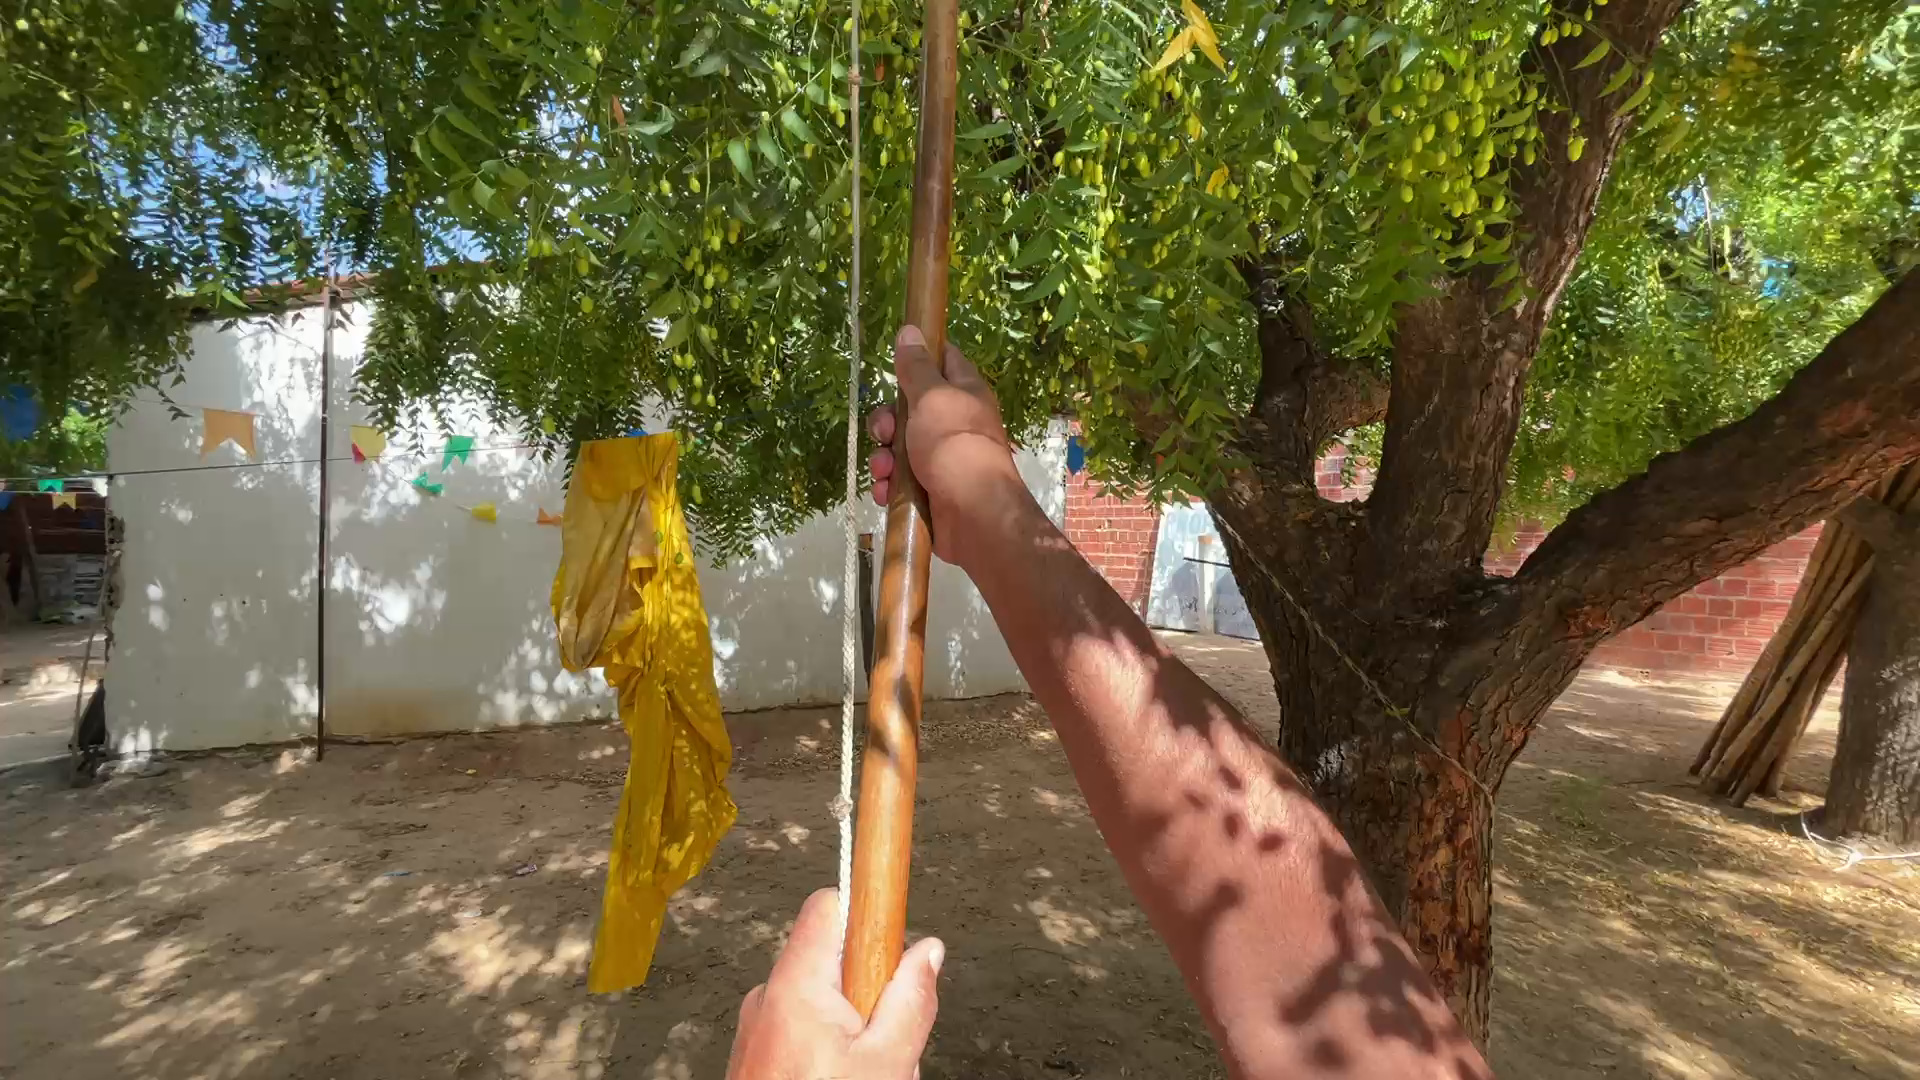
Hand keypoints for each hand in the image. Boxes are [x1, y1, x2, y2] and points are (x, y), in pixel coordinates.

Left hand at [725, 888, 944, 1079]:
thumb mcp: (886, 1066)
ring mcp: (756, 1026)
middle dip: (868, 986)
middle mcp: (767, 996)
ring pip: (820, 996)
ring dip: (851, 1023)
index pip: (828, 904)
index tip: (891, 941)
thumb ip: (912, 1000)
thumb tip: (930, 950)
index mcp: (795, 985)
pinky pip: (800, 1026)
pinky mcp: (754, 1054)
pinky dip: (826, 1045)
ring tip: (864, 1072)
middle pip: (831, 955)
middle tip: (883, 1035)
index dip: (865, 912)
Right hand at [868, 325, 1033, 567]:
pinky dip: (890, 486)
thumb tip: (911, 329)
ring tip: (885, 471)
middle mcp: (954, 423)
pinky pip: (901, 481)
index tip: (896, 362)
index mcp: (963, 393)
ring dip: (884, 458)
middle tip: (885, 432)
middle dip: (887, 422)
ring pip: (899, 448)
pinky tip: (886, 492)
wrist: (973, 515)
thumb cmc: (954, 445)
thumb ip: (917, 367)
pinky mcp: (930, 490)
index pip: (943, 361)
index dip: (919, 358)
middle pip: (909, 410)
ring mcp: (942, 459)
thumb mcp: (932, 397)